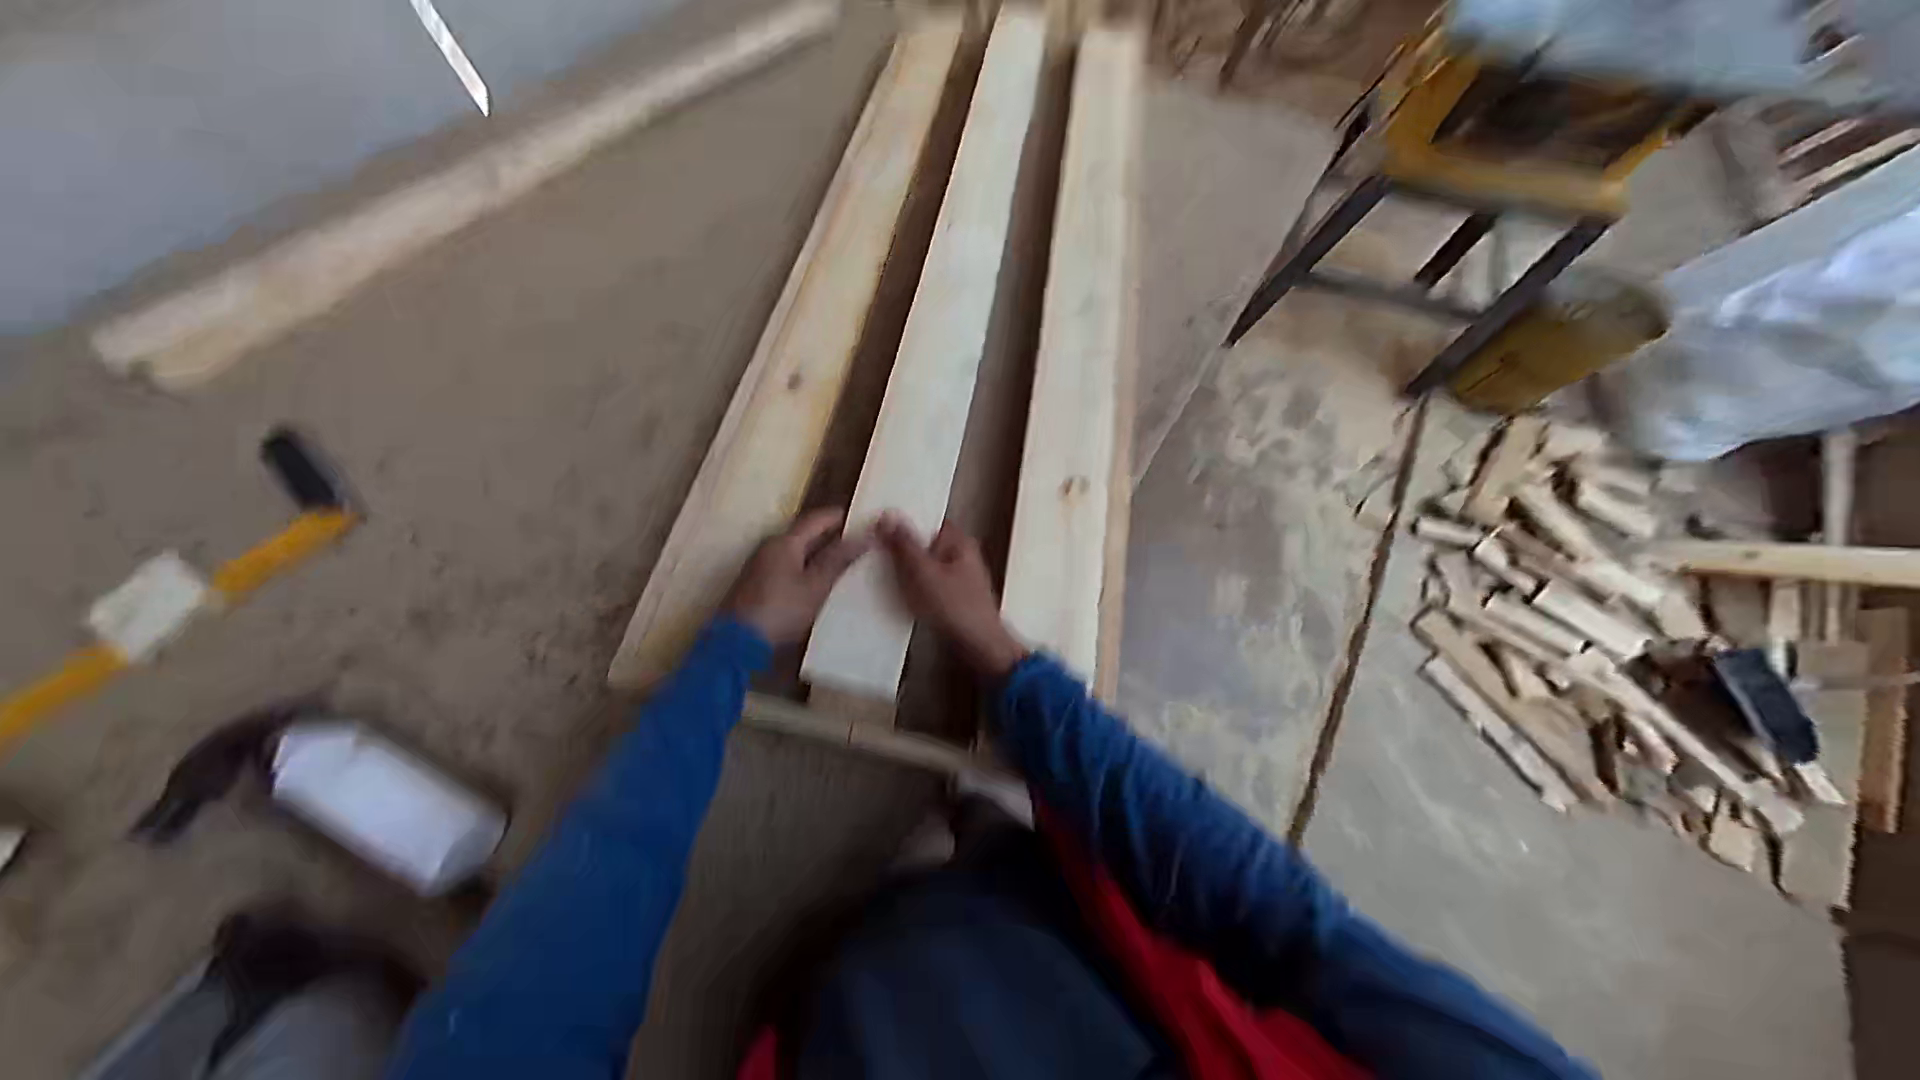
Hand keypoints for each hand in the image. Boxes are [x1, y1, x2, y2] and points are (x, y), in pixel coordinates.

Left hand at [725, 508, 872, 645]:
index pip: (817, 518)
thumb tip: (865, 534)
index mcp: (785, 541)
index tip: (863, 519)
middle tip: (858, 541)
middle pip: (804, 533)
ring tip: (844, 561)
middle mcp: (770, 546)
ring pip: (796, 549)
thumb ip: (839, 559)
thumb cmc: (781, 610)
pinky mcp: (755, 583)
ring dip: (818, 552)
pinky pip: (787, 564)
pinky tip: (818, 581)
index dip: (840, 516)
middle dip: (831, 535)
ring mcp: (760, 565)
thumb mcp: (816, 585)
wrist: (737, 643)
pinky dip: (805, 566)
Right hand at [876, 513, 1027, 678]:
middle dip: (902, 550)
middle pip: (924, 545)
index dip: (904, 523)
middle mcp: (962, 556)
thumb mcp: (923, 572)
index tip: (880, 528)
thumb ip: (904, 544)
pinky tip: (901, 598)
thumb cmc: (957, 608)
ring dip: (906, 572)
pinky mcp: (953, 599)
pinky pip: (927, 587)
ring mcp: (959, 579)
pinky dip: (914, 590)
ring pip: (925, 567)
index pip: (928, 520)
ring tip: (885, 576)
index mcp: (960, 542)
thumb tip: (888, 517)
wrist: (978, 647)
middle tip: (878, 553)